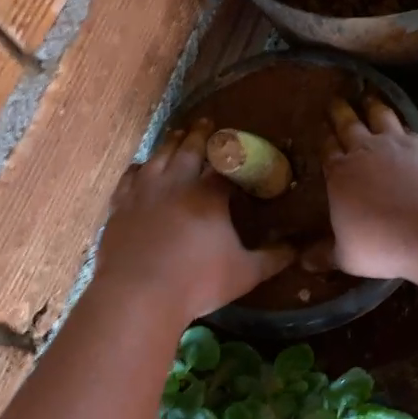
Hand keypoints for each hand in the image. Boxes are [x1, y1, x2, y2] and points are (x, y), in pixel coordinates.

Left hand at [94, 119, 294, 323]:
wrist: (137, 295)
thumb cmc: (197, 283)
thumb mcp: (245, 273)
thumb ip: (273, 258)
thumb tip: (296, 249)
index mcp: (209, 195)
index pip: (226, 165)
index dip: (235, 154)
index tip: (242, 149)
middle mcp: (176, 183)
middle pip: (189, 148)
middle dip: (201, 135)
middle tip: (207, 123)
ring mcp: (144, 192)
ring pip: (159, 155)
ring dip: (171, 141)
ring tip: (178, 133)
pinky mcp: (121, 206)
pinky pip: (130, 176)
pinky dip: (141, 166)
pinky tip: (143, 167)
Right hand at [321, 98, 417, 280]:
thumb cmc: (383, 245)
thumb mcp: (346, 256)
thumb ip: (324, 254)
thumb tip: (301, 263)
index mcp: (340, 172)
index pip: (327, 147)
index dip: (323, 135)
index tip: (320, 124)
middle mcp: (365, 151)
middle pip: (348, 123)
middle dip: (340, 111)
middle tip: (336, 100)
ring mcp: (397, 144)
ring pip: (380, 115)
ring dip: (372, 106)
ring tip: (368, 98)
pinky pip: (409, 128)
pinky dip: (402, 124)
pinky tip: (403, 126)